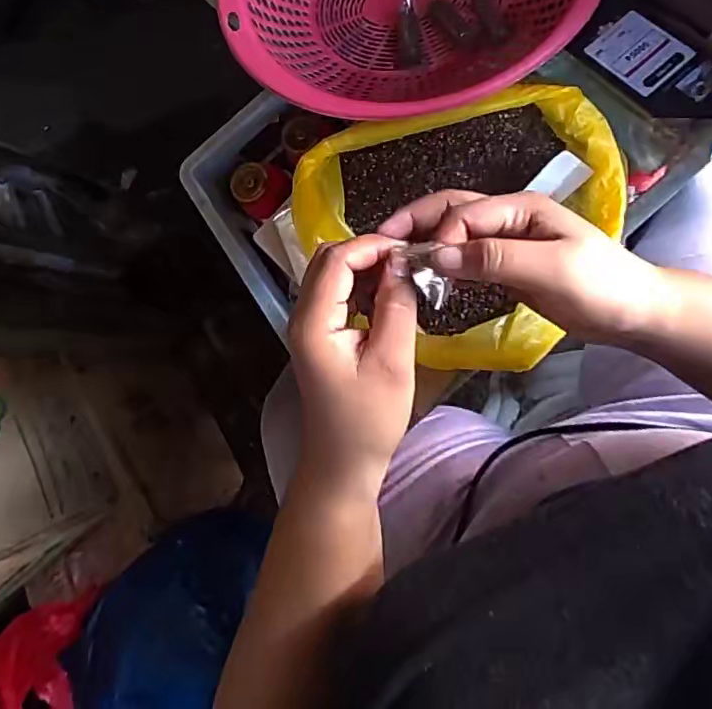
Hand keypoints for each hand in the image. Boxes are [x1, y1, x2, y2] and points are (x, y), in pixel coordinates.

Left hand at [286, 234, 417, 498]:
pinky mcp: (318, 332)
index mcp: (314, 323)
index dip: (372, 247)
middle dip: (368, 252)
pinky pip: (337, 291)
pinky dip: (362, 284)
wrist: (341, 464)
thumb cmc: (368, 421)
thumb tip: (402, 263)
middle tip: (407, 263)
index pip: (336, 260)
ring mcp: (307, 323)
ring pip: (332, 272)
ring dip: (366, 267)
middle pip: (328, 259)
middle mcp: (302, 316)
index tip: (409, 252)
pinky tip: (387, 297)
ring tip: (402, 278)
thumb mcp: (392, 362)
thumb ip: (397, 306)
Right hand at [378, 191, 669, 343]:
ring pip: (457, 233)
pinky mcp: (509, 265)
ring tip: (397, 259)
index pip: (465, 213)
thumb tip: (439, 255)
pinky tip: (428, 275)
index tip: (424, 266)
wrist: (635, 311)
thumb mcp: (552, 269)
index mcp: (520, 207)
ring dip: (428, 241)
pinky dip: (446, 263)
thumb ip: (495, 258)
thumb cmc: (600, 284)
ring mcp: (508, 240)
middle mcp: (509, 217)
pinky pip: (469, 257)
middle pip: (453, 210)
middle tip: (382, 242)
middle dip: (417, 222)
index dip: (440, 235)